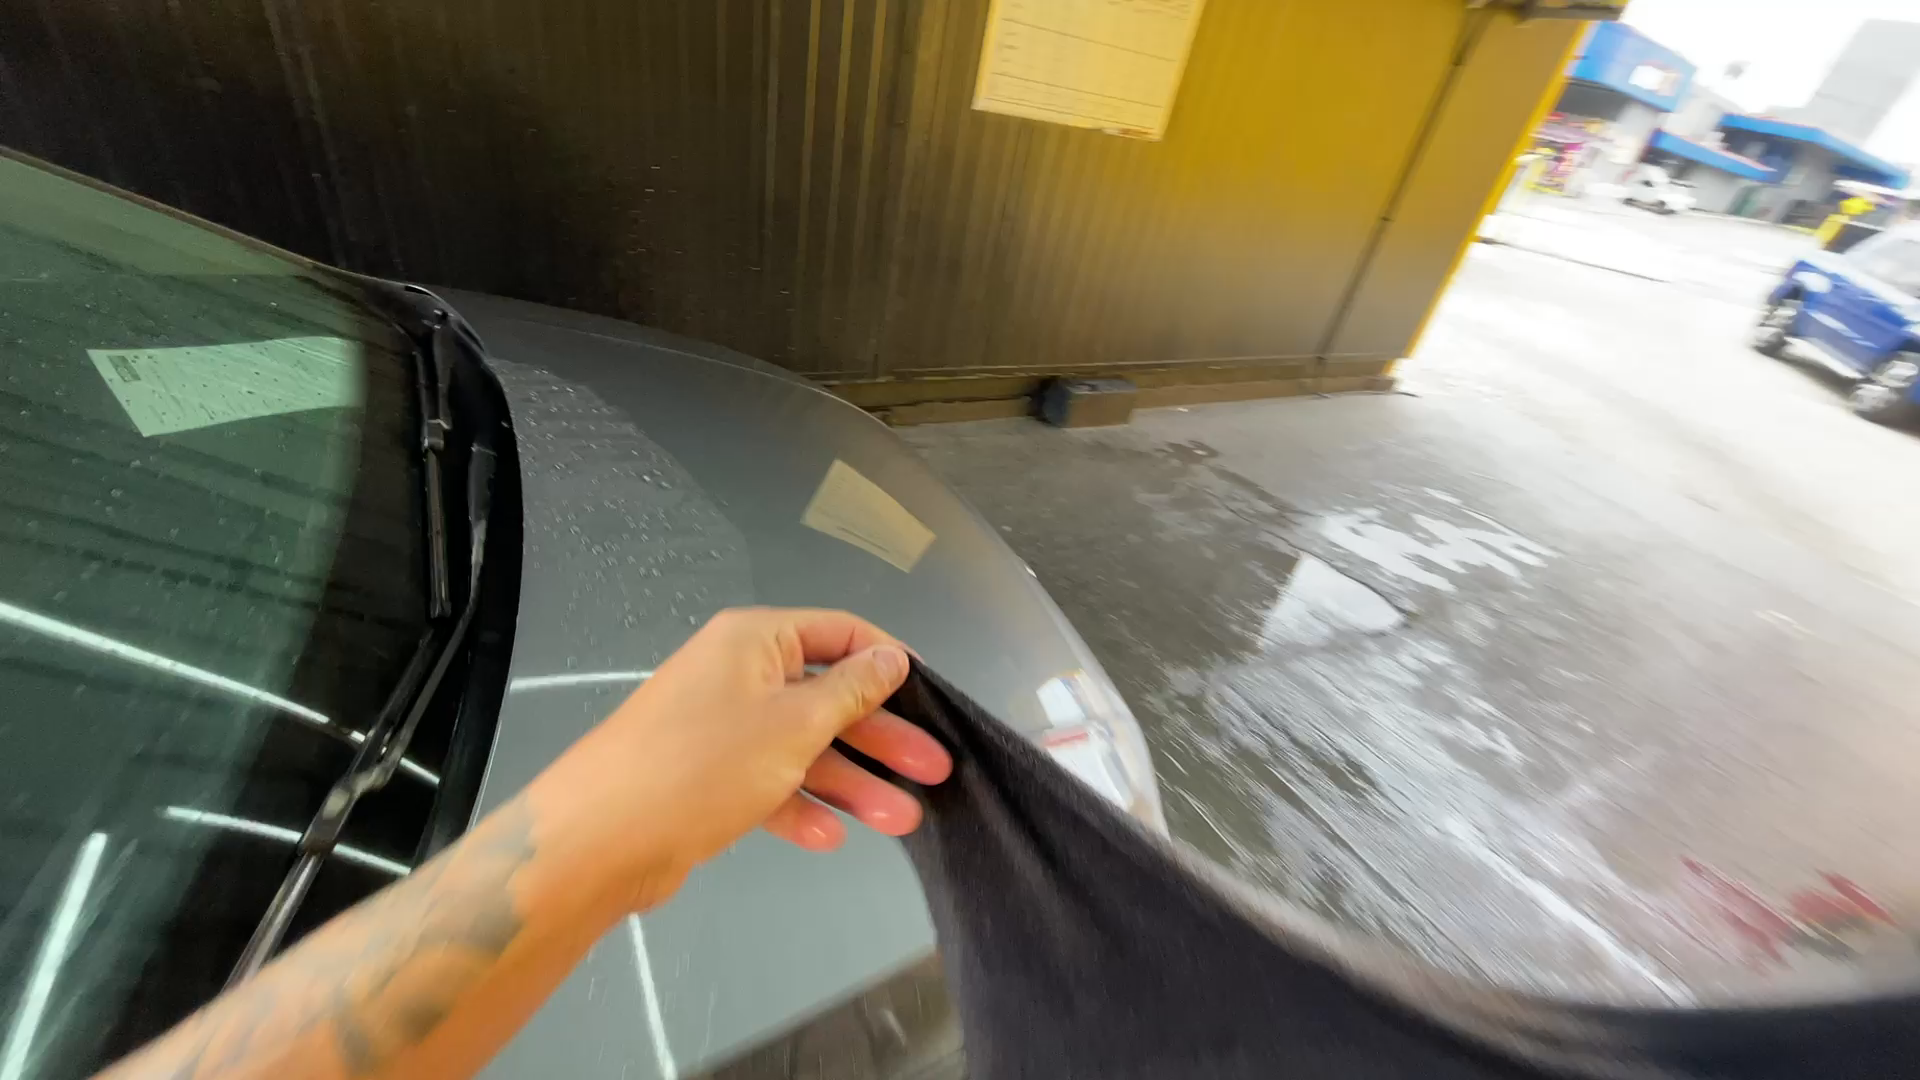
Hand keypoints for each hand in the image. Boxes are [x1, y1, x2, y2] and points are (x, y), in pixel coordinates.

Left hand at [528, 608, 951, 910]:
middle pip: (829, 697)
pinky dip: (799, 804)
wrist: (594, 844)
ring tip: (901, 819)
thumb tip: (891, 656)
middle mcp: (740, 674)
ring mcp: (723, 726)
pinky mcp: (709, 776)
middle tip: (933, 768)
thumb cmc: (705, 763)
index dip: (889, 659)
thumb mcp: (794, 723)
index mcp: (757, 641)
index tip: (931, 692)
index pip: (840, 633)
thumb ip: (851, 689)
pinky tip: (830, 835)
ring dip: (852, 782)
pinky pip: (768, 780)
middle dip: (882, 737)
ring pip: (804, 746)